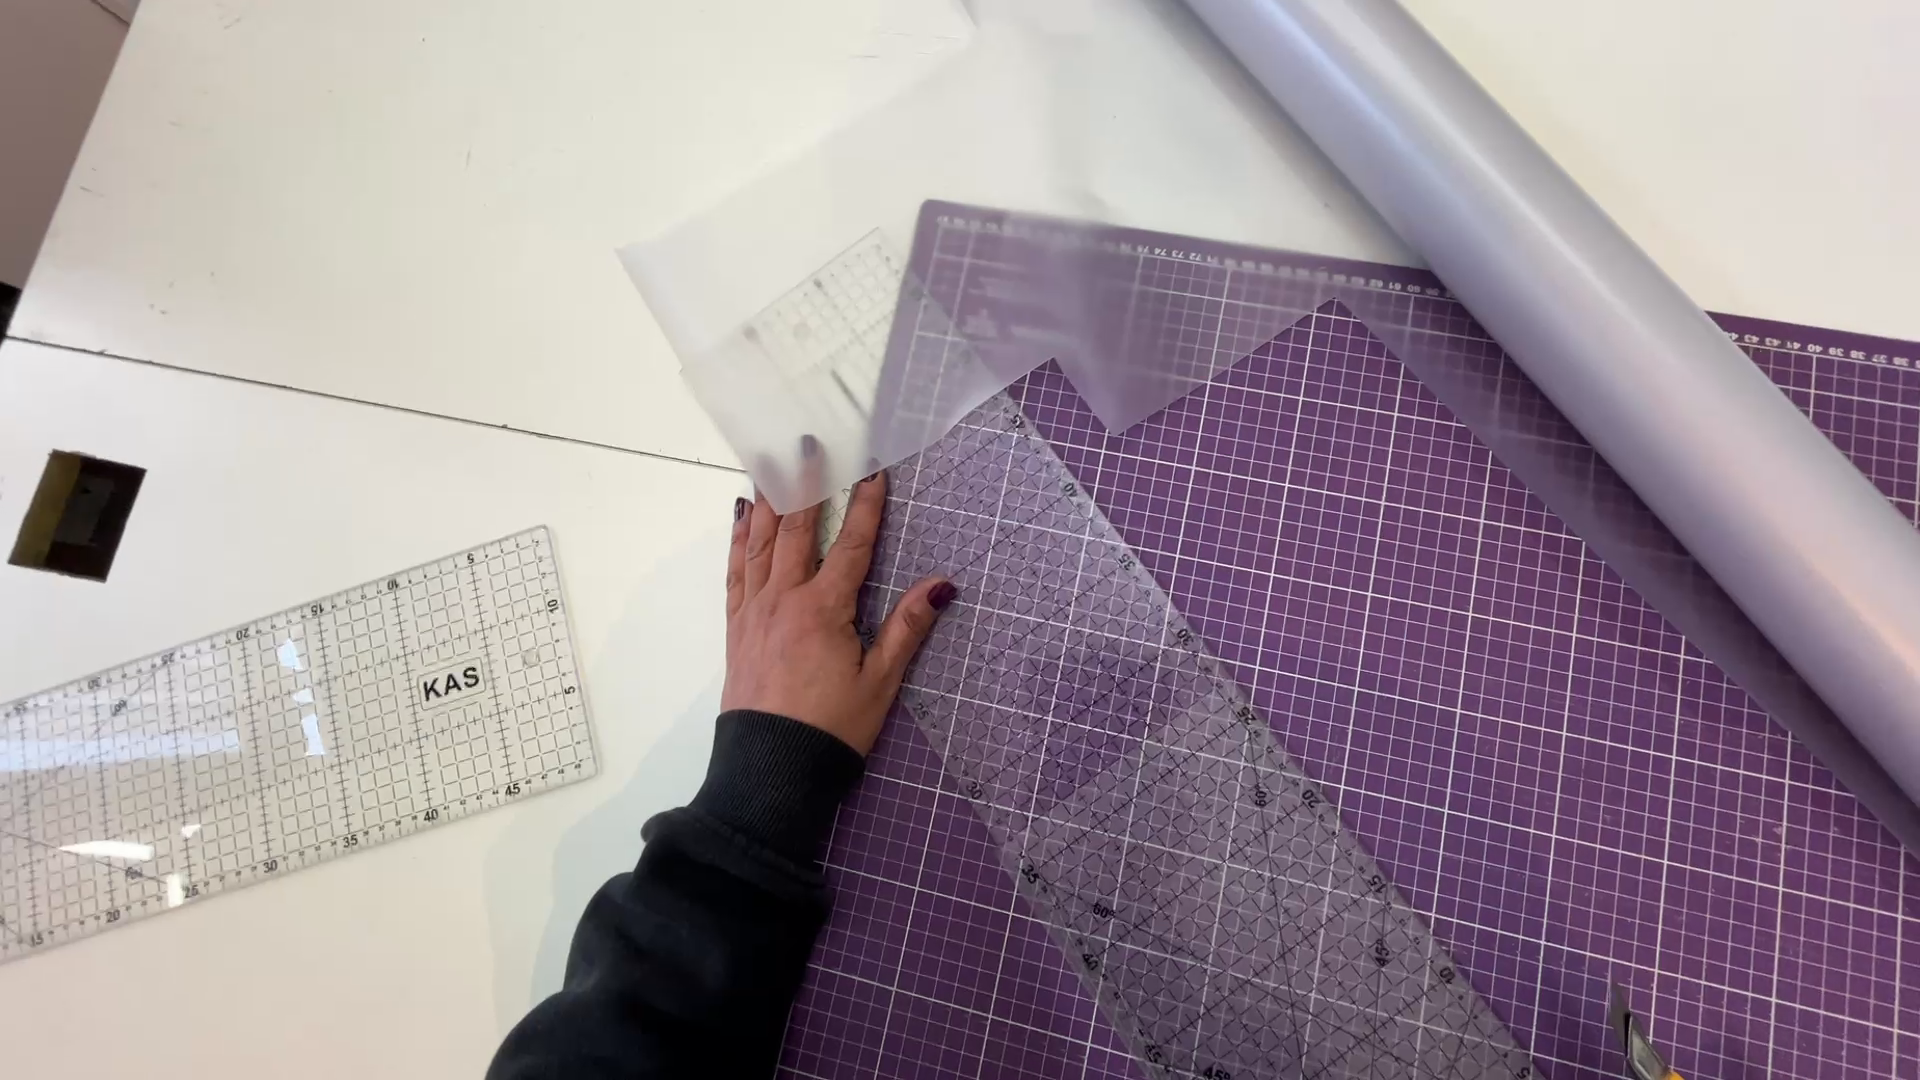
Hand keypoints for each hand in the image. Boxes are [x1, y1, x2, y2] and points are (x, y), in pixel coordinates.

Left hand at [722, 471, 954, 754]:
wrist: (770, 770)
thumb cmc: (832, 728)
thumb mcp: (879, 682)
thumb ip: (907, 627)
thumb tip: (942, 584)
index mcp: (823, 610)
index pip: (850, 545)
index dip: (865, 506)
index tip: (872, 469)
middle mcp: (783, 599)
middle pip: (795, 530)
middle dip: (805, 484)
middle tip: (806, 444)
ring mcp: (754, 611)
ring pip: (758, 543)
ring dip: (765, 501)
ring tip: (768, 464)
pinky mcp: (736, 627)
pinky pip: (734, 572)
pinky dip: (737, 541)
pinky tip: (739, 519)